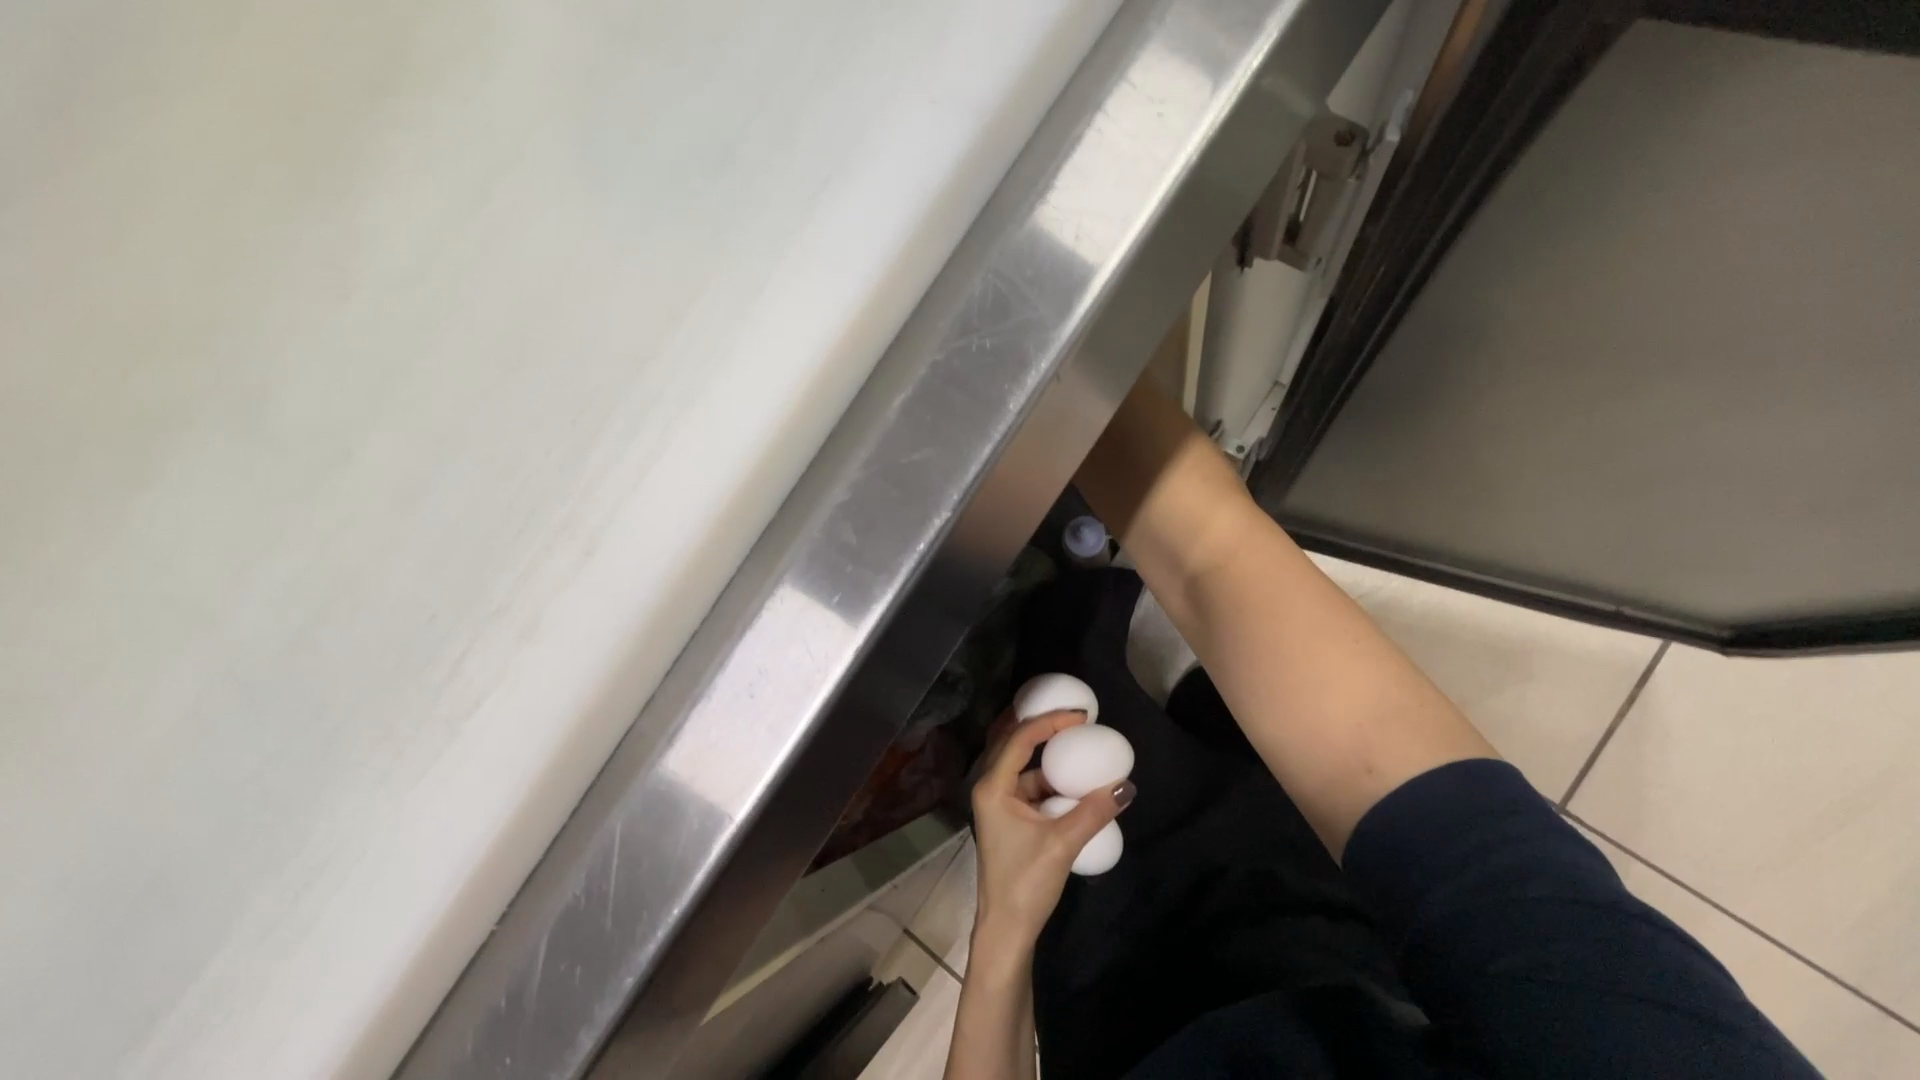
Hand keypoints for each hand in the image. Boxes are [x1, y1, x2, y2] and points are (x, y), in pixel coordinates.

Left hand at [969, 709, 1134, 949]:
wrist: (1006, 928)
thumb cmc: (1026, 882)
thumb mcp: (1063, 843)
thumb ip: (1094, 811)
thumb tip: (1126, 785)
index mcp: (992, 787)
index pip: (1020, 739)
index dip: (1050, 722)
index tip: (1082, 716)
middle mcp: (989, 788)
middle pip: (1013, 743)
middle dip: (1042, 727)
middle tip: (1074, 718)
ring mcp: (997, 804)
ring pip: (1021, 766)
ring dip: (1047, 754)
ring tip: (1077, 743)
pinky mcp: (1008, 819)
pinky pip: (1028, 786)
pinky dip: (1049, 778)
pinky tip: (1072, 780)